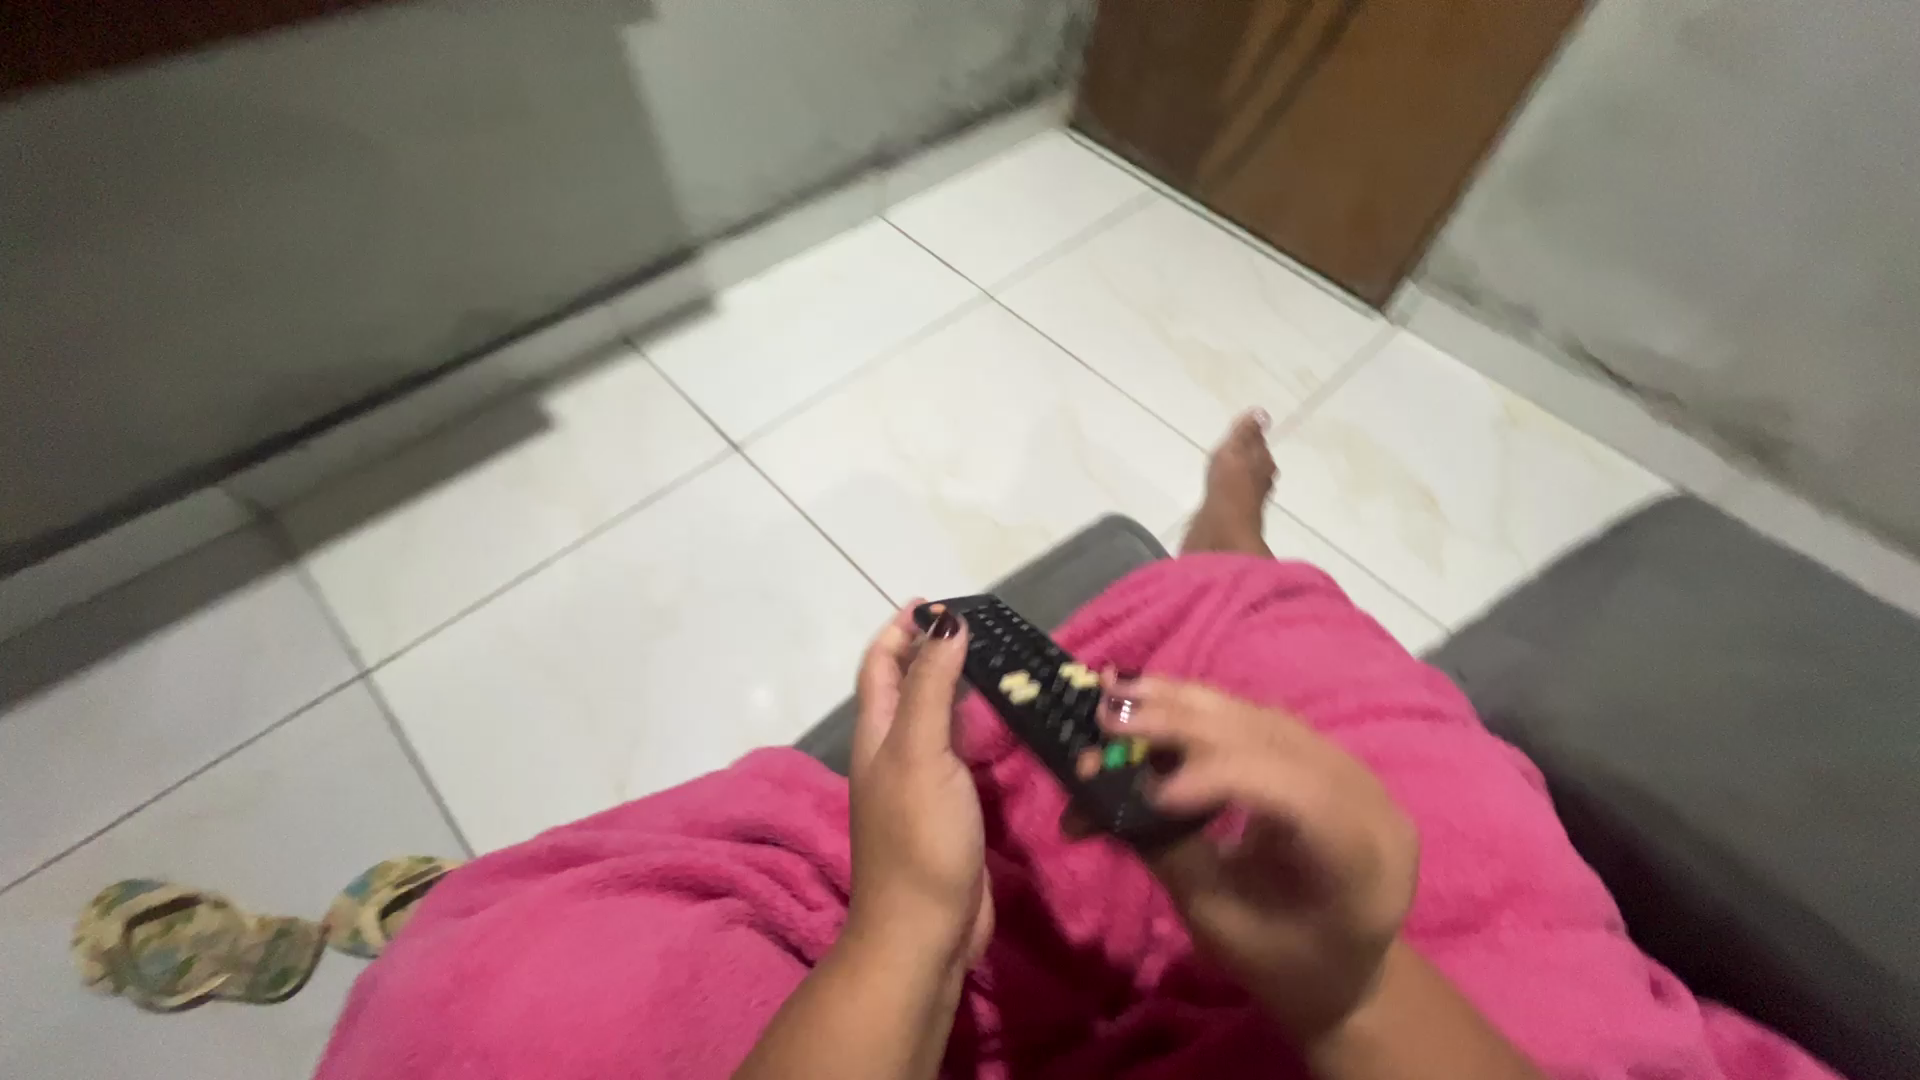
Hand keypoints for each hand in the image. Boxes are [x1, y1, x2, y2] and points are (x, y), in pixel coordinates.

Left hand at [845, 603, 992, 971]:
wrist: (926, 930)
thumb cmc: (919, 836)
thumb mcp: (921, 751)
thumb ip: (930, 686)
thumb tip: (942, 622)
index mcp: (877, 733)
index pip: (879, 665)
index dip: (899, 629)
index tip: (933, 601)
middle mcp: (892, 749)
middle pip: (903, 684)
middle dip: (928, 649)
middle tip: (974, 625)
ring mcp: (919, 778)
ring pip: (931, 715)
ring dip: (951, 682)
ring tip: (990, 658)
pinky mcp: (947, 804)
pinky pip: (955, 748)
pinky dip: (971, 722)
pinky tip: (999, 719)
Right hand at [1096, 675, 1418, 1045]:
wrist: (1340, 964)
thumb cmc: (1283, 961)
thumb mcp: (1223, 925)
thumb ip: (1169, 855)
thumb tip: (1094, 800)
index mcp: (1362, 858)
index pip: (1298, 796)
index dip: (1221, 778)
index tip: (1150, 792)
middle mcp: (1364, 794)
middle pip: (1270, 739)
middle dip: (1182, 724)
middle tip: (1106, 715)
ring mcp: (1343, 763)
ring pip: (1255, 714)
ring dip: (1179, 701)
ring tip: (1115, 690)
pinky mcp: (1313, 749)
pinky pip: (1251, 715)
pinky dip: (1194, 704)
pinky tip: (1149, 695)